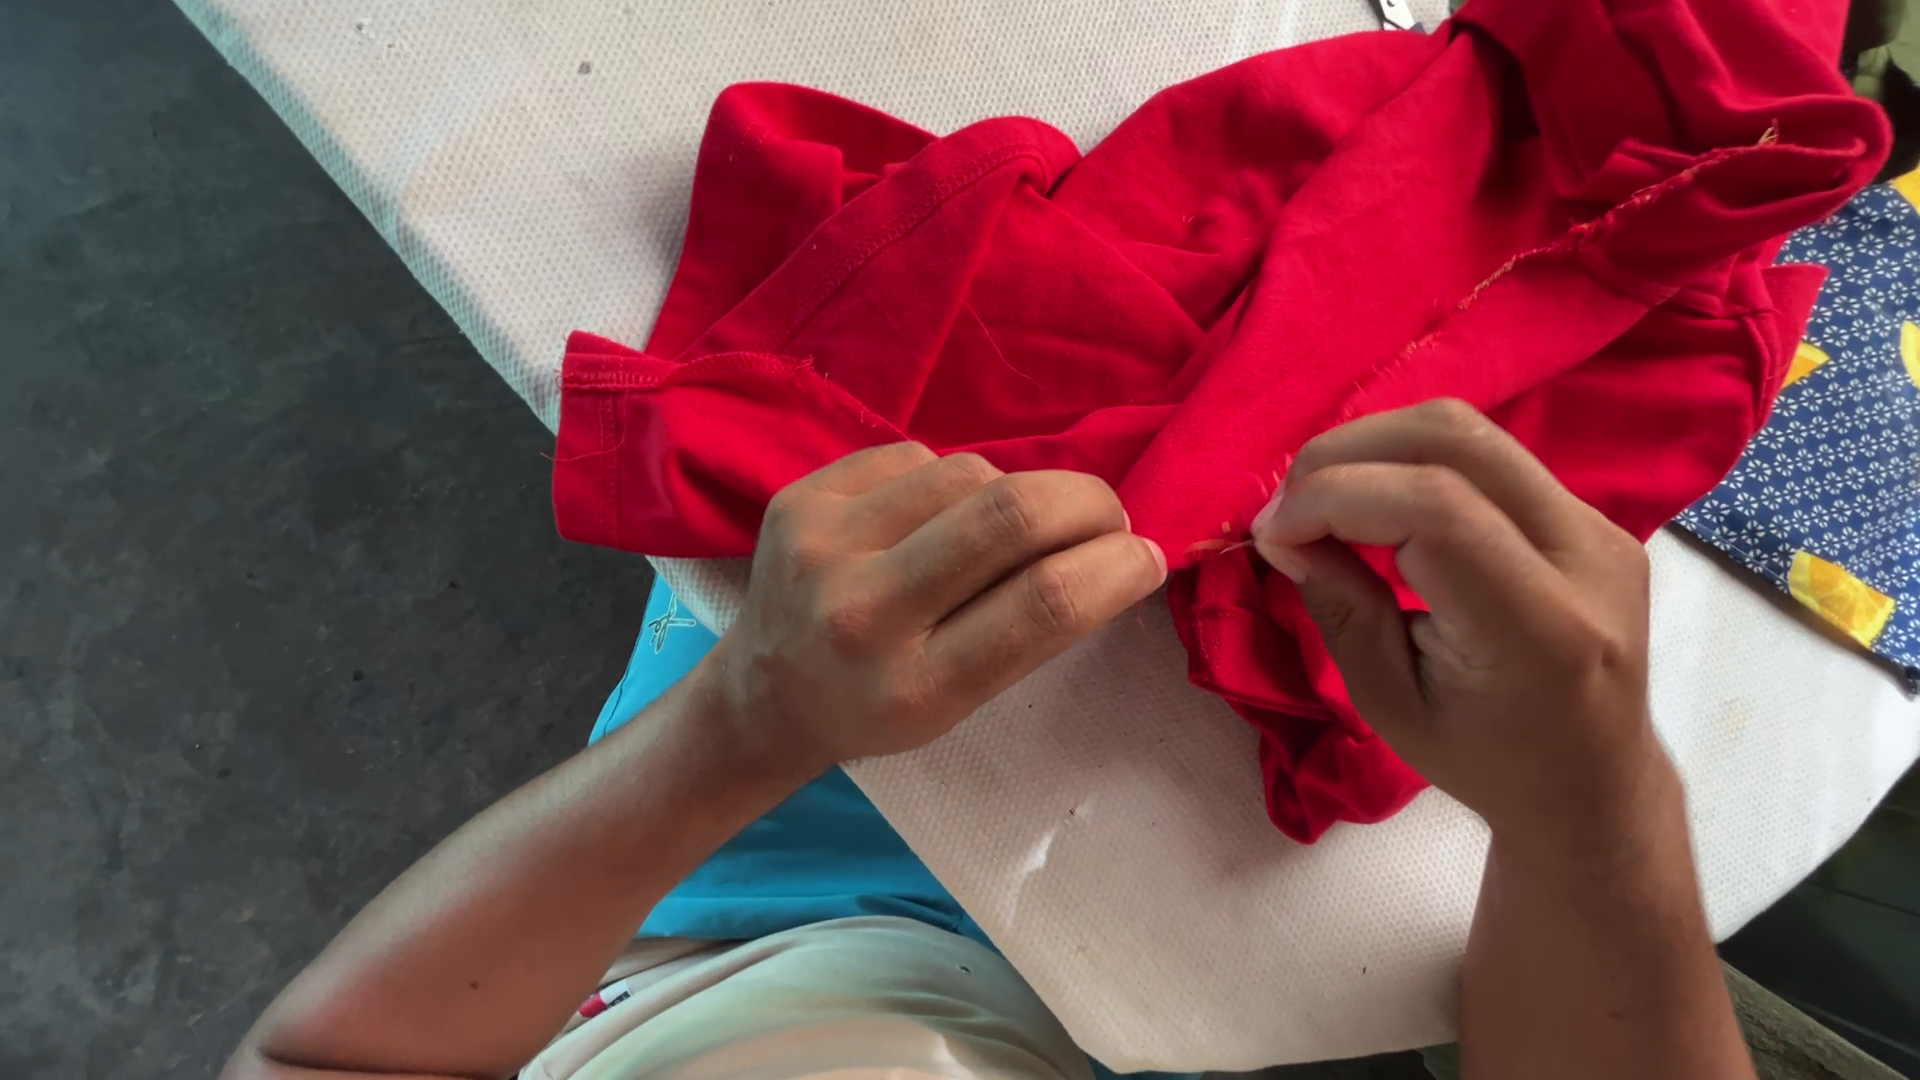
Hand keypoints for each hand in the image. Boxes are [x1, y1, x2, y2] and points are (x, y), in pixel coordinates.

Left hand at [709, 442, 1167, 769]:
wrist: (764, 689)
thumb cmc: (877, 709)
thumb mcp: (960, 705)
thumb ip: (1029, 631)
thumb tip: (1118, 549)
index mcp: (912, 688)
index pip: (1041, 606)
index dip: (1115, 567)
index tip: (1146, 554)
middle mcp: (860, 612)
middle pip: (1008, 515)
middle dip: (1085, 501)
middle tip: (1105, 515)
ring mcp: (819, 544)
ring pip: (966, 471)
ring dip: (1014, 490)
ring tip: (1007, 525)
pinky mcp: (798, 496)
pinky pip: (914, 455)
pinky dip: (950, 480)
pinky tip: (935, 514)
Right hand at [1250, 400, 1667, 848]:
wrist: (1591, 781)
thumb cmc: (1482, 760)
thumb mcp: (1385, 701)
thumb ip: (1338, 606)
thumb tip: (1282, 534)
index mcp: (1538, 627)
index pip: (1434, 509)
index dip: (1333, 499)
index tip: (1271, 534)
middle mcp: (1583, 554)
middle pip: (1451, 439)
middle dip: (1341, 454)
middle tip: (1283, 507)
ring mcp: (1593, 522)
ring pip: (1463, 428)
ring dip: (1366, 446)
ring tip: (1313, 497)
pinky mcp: (1579, 511)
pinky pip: (1475, 450)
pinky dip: (1397, 457)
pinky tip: (1361, 497)